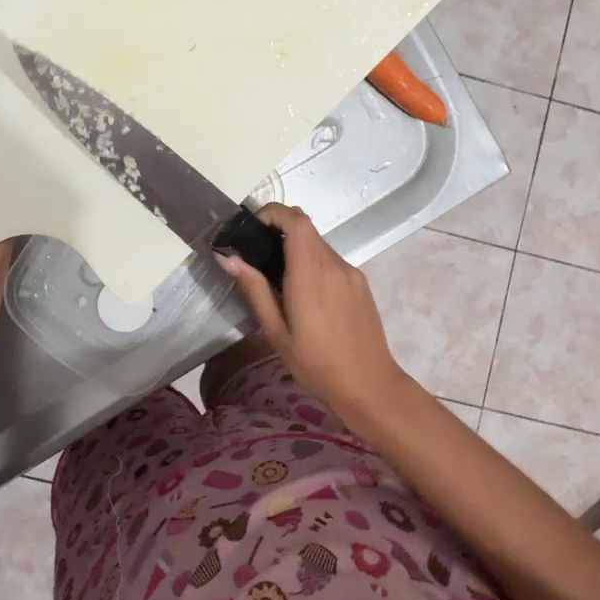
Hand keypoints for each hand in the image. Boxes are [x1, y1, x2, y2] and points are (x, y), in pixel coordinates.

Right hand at [217, 203, 408, 420]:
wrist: (369, 386)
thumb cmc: (317, 364)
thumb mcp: (276, 332)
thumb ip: (254, 289)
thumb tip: (229, 257)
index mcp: (311, 273)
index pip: (296, 220)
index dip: (273, 213)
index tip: (253, 227)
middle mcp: (334, 264)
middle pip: (306, 230)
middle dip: (279, 234)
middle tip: (257, 259)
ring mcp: (351, 273)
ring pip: (318, 246)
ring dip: (297, 252)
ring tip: (279, 285)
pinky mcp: (360, 284)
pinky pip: (331, 262)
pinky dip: (313, 265)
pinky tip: (306, 299)